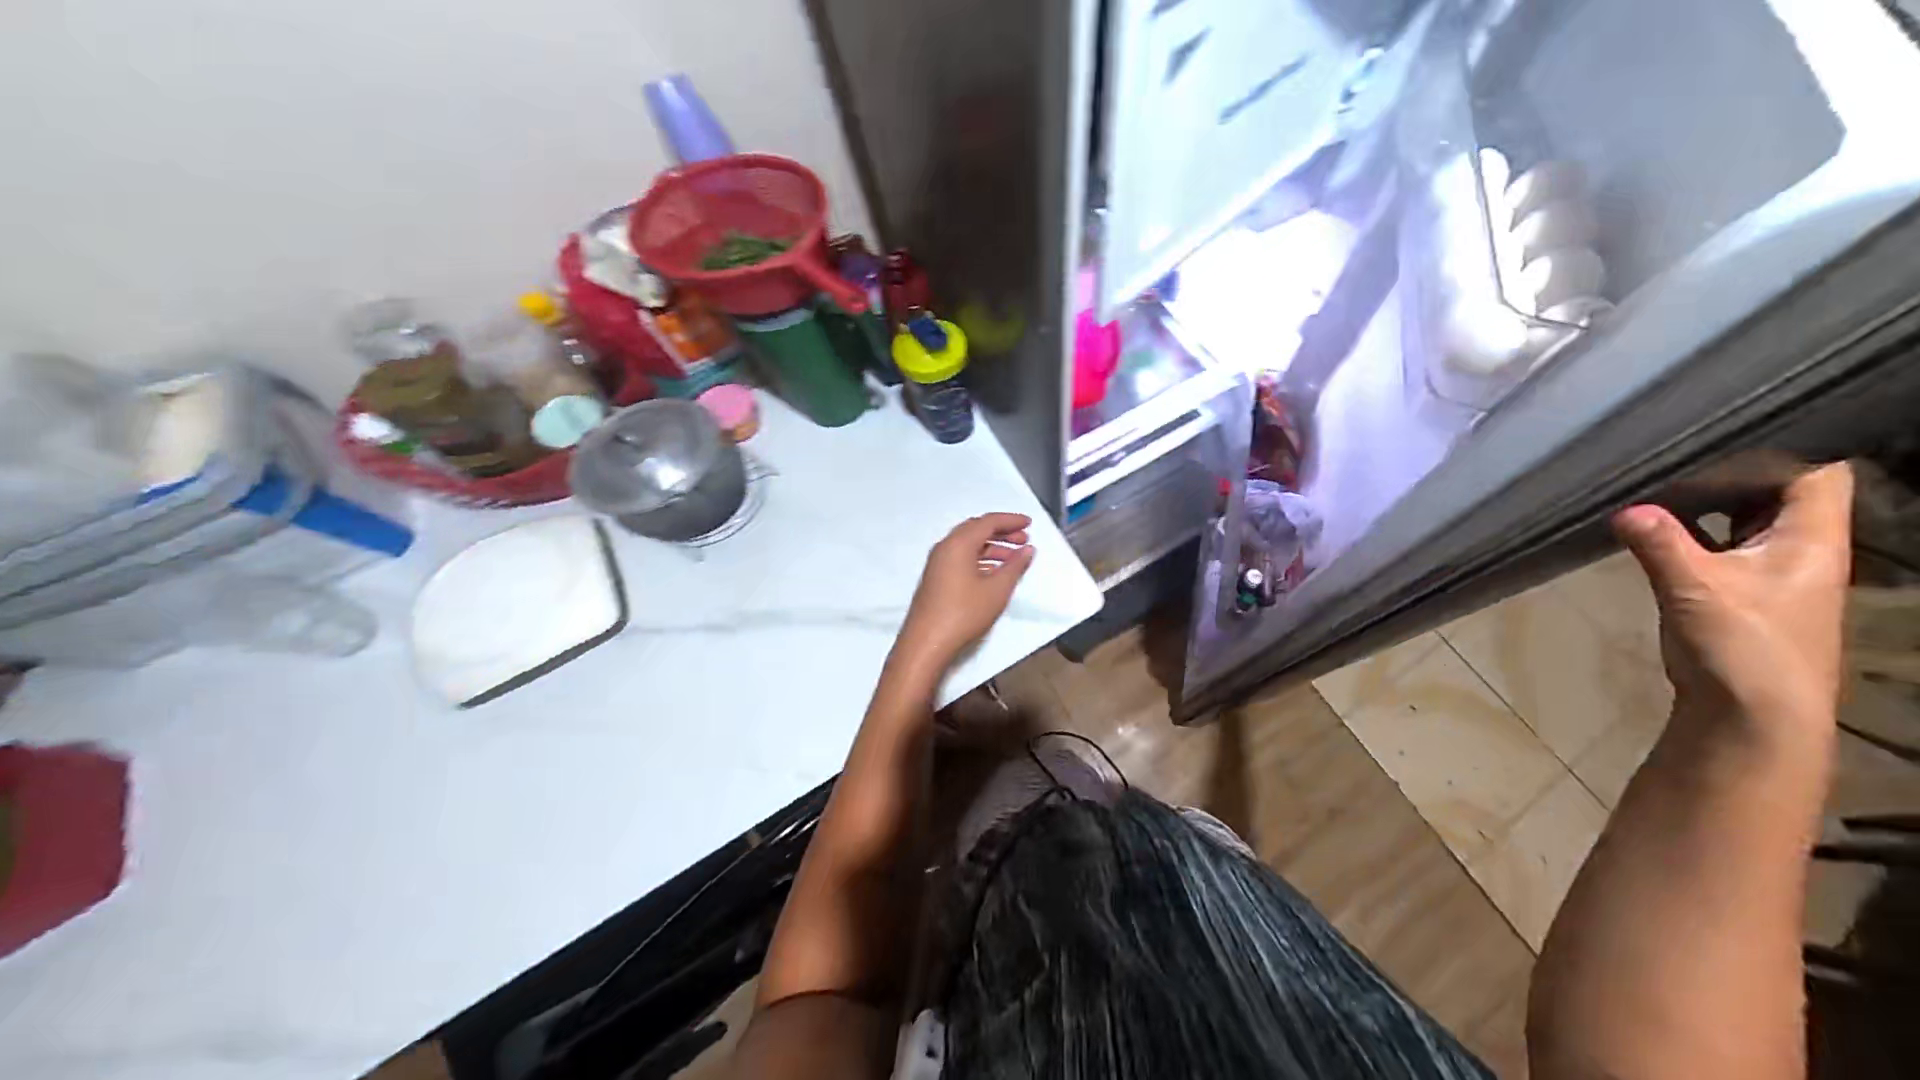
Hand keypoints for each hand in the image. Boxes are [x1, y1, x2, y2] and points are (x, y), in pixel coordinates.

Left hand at [896, 513, 1035, 670]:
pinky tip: (995, 572)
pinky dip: (980, 559)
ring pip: (968, 545)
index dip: (1010, 520)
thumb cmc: (964, 613)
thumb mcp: (997, 590)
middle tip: (1024, 540)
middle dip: (1001, 532)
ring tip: (1014, 558)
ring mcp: (937, 563)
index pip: (987, 522)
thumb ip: (1014, 566)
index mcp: (958, 544)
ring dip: (992, 547)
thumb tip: (1027, 550)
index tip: (1029, 523)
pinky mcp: (936, 578)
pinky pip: (961, 558)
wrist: (927, 642)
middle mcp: (945, 547)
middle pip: (976, 529)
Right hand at [1612, 462, 1852, 744]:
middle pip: (1777, 489)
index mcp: (1813, 541)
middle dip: (1730, 468)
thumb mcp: (1697, 592)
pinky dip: (1689, 528)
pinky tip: (1654, 523)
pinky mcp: (1735, 588)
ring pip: (1743, 516)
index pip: (1816, 473)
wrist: (1752, 714)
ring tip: (1656, 477)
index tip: (1725, 425)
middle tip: (1673, 446)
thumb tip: (1625, 509)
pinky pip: (1716, 542)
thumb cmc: (1745, 649)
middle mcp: (1799, 548)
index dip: (1783, 445)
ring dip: (1705, 499)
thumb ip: (1661, 546)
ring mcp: (1767, 569)